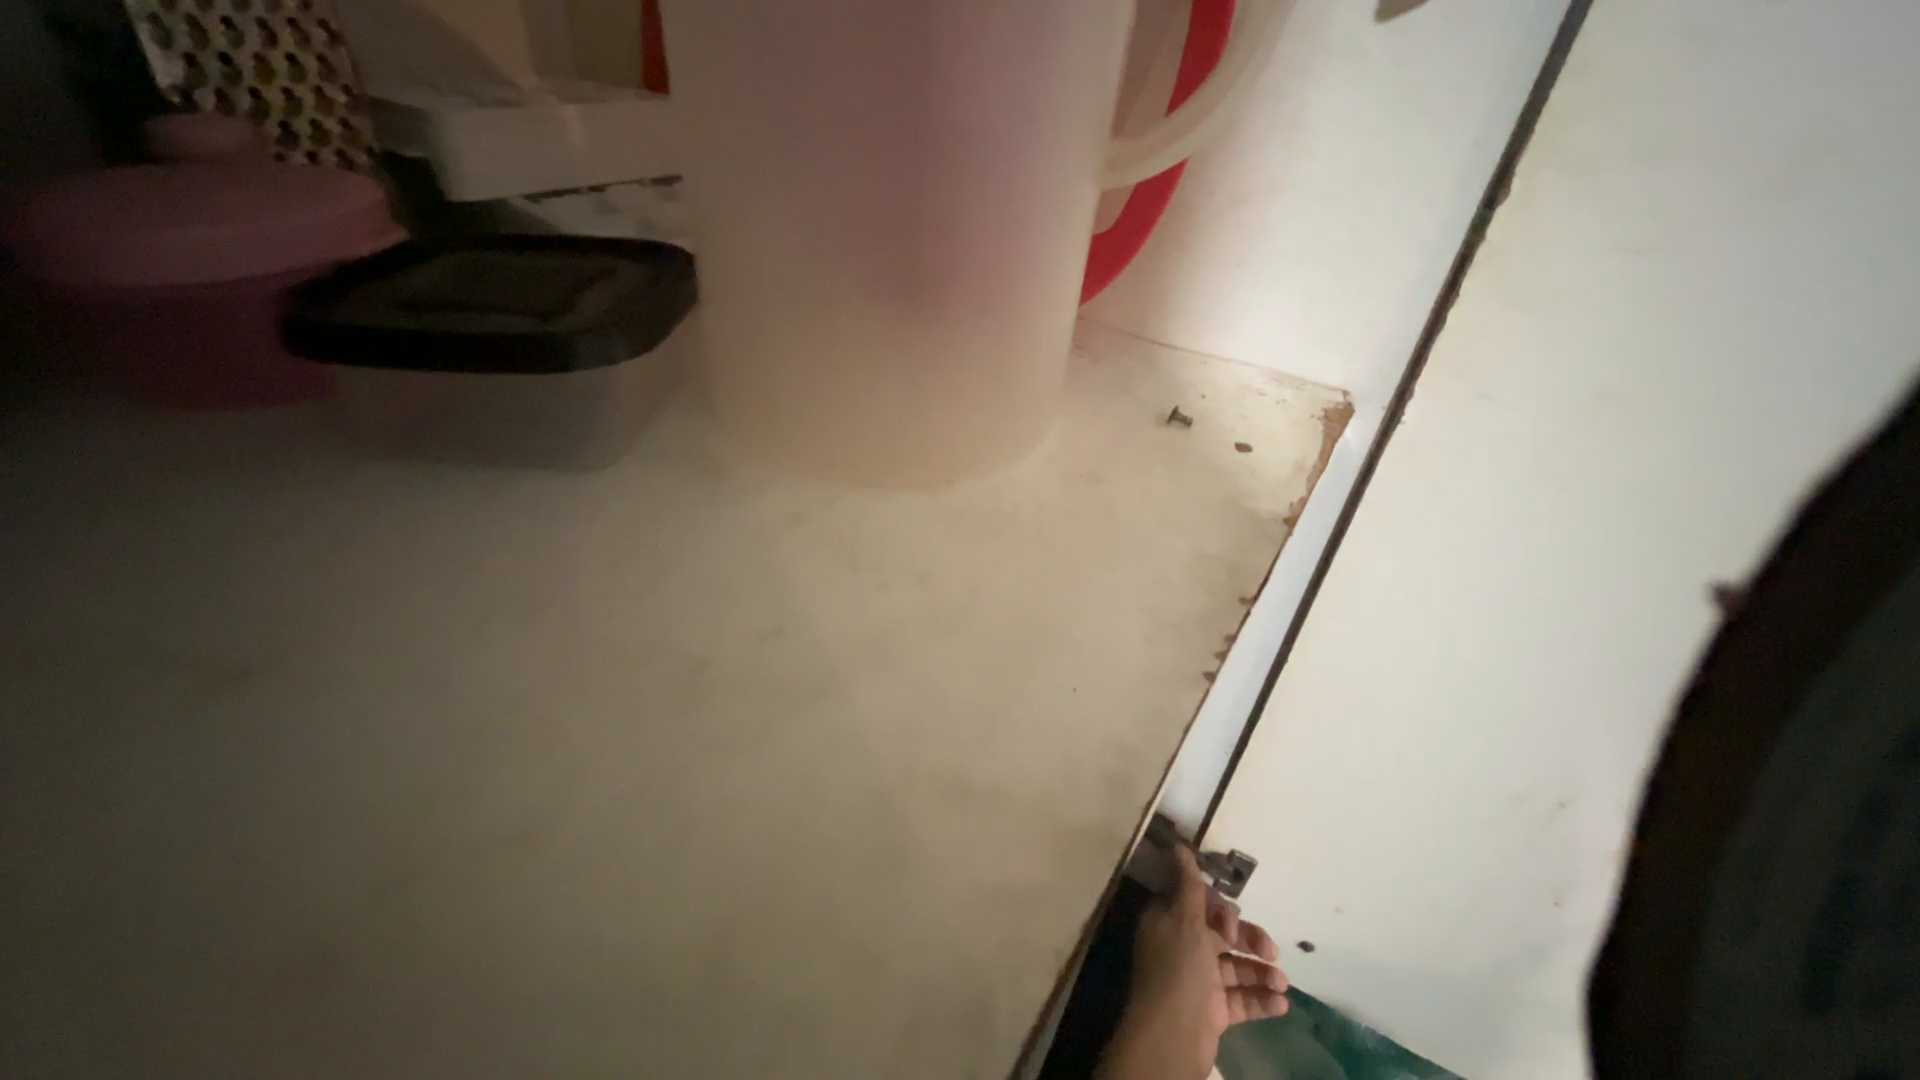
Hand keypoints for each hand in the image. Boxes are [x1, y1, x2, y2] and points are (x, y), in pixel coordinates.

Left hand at [1096, 846, 1289, 1079]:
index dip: (1220, 909)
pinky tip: (1281, 1003)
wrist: (1172, 1037)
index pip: (1198, 903)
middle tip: (1271, 949)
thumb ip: (1188, 885)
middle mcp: (1181, 947)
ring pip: (1234, 967)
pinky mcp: (1211, 1010)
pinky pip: (1239, 998)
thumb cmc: (1178, 971)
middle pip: (1221, 934)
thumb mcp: (1183, 921)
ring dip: (1261, 972)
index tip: (1231, 921)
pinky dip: (1260, 998)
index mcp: (1169, 922)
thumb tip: (1178, 845)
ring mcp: (1197, 980)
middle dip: (1249, 939)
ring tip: (1283, 982)